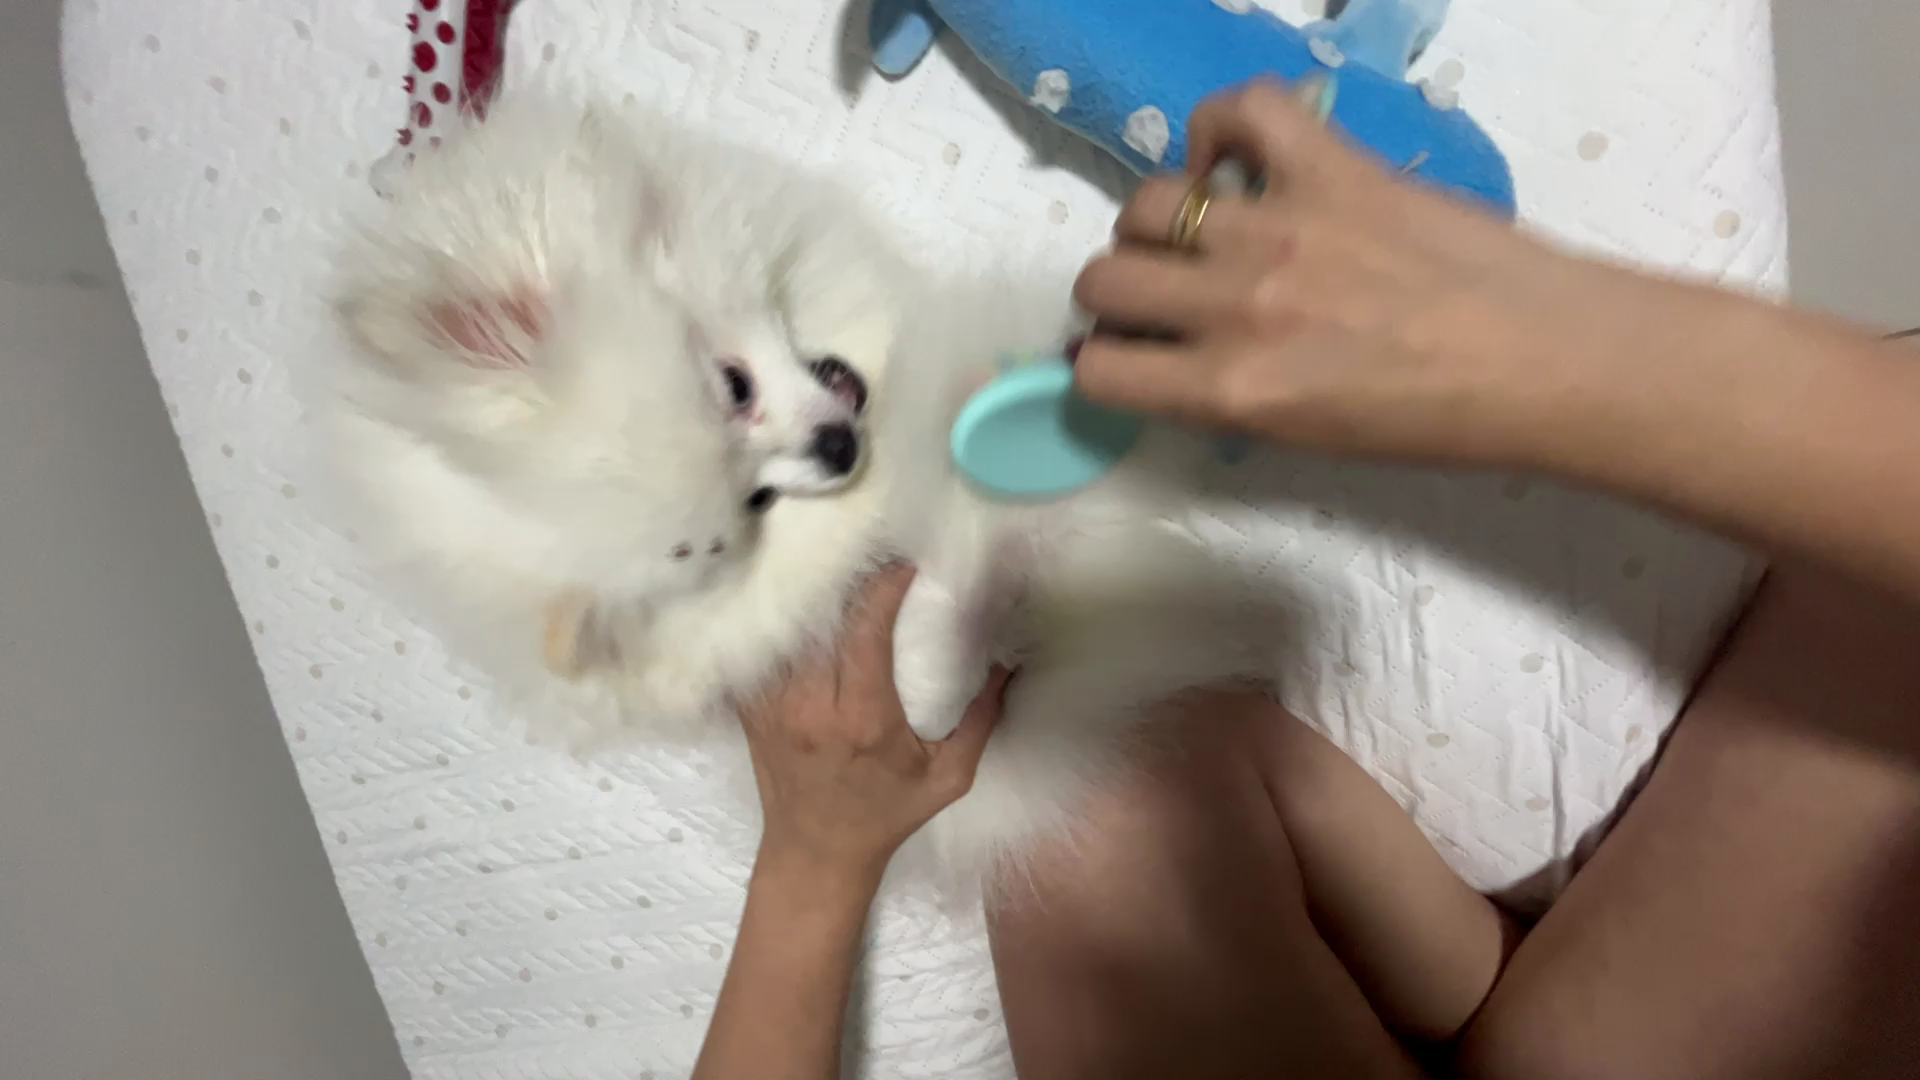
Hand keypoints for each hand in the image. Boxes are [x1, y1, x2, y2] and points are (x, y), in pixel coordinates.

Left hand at [737, 563, 1012, 882]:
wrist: (815, 851)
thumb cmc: (888, 813)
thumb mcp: (948, 777)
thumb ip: (980, 720)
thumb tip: (1008, 664)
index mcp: (862, 719)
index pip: (866, 631)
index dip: (885, 589)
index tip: (906, 567)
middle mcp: (810, 706)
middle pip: (825, 620)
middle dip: (853, 585)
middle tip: (878, 565)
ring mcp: (772, 706)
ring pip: (791, 628)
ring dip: (818, 600)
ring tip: (844, 579)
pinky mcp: (751, 708)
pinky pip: (765, 650)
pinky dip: (788, 626)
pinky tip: (809, 612)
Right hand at [1072, 78, 1631, 468]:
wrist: (1541, 362)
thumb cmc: (1413, 422)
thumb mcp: (1286, 437)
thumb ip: (1202, 397)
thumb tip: (1145, 359)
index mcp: (1228, 389)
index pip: (1097, 370)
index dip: (1099, 365)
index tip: (1125, 357)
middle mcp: (1236, 306)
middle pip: (1102, 279)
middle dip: (1110, 296)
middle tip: (1152, 299)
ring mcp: (1281, 226)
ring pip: (1143, 205)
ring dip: (1148, 229)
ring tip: (1190, 237)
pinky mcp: (1332, 166)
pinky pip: (1241, 110)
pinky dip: (1218, 132)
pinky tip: (1231, 167)